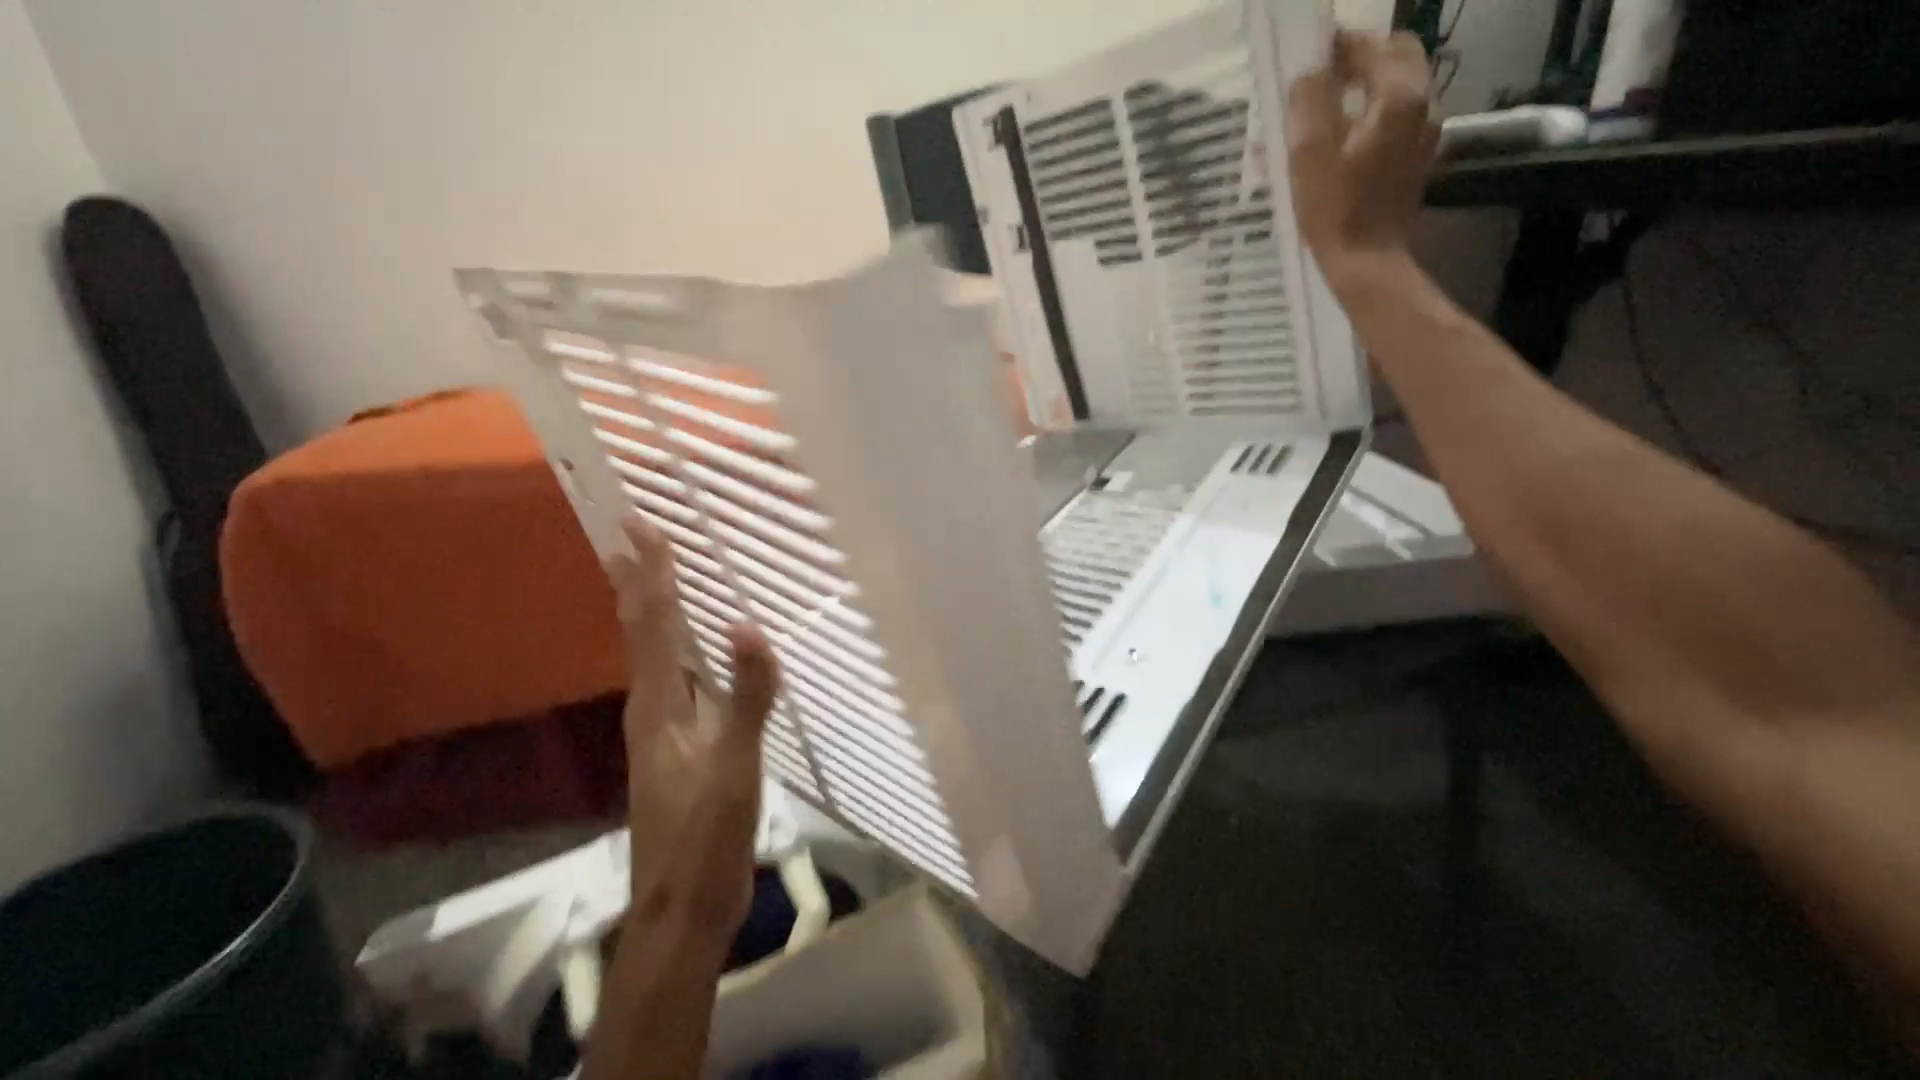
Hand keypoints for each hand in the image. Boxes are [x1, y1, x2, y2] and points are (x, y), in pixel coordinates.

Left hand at [606, 515, 779, 938]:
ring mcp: (665, 734)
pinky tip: (694, 655)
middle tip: (631, 536)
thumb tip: (749, 625)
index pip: (653, 626)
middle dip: (637, 583)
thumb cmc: (704, 839)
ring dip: (653, 614)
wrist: (682, 909)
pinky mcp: (681, 752)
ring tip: (652, 579)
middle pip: (641, 634)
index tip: (641, 526)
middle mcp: (653, 711)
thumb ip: (745, 699)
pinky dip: (680, 652)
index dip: (651, 575)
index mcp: (659, 707)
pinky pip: (676, 682)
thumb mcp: (732, 769)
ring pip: (655, 657)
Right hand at [1286, 30, 1438, 283]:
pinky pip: (1395, 118)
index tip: (1307, 56)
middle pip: (1396, 57)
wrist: (1367, 263)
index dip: (1338, 45)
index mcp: (1398, 96)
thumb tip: (1309, 74)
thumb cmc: (1334, 210)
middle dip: (1359, 58)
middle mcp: (1422, 105)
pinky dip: (1370, 114)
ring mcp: (1424, 133)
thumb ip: (1309, 101)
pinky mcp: (1415, 158)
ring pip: (1398, 87)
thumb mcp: (1308, 153)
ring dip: (1364, 86)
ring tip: (1324, 108)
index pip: (1372, 45)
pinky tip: (1340, 139)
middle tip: (1321, 77)